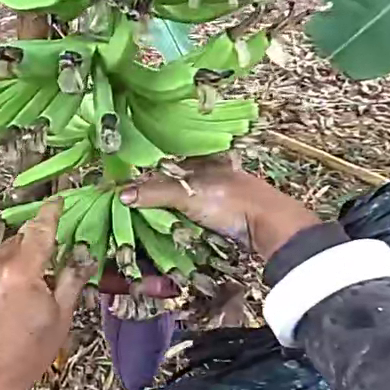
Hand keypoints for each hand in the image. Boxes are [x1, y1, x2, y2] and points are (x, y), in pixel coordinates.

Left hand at [0, 200, 84, 389]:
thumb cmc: (28, 352)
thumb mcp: (60, 316)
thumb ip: (71, 278)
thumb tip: (82, 253)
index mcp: (20, 274)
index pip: (39, 231)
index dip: (51, 213)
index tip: (59, 201)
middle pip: (23, 239)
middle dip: (40, 244)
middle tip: (55, 259)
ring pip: (8, 250)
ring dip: (23, 258)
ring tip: (35, 284)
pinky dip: (8, 268)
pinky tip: (17, 291)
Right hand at [119, 157, 319, 259]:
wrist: (269, 226)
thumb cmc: (230, 201)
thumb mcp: (186, 194)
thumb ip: (153, 193)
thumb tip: (120, 195)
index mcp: (197, 159)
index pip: (160, 165)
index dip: (141, 178)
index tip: (120, 194)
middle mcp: (203, 173)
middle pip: (166, 185)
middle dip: (147, 198)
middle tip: (125, 212)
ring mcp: (210, 196)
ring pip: (175, 203)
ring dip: (159, 214)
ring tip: (137, 224)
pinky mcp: (215, 216)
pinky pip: (185, 217)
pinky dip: (173, 224)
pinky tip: (161, 230)